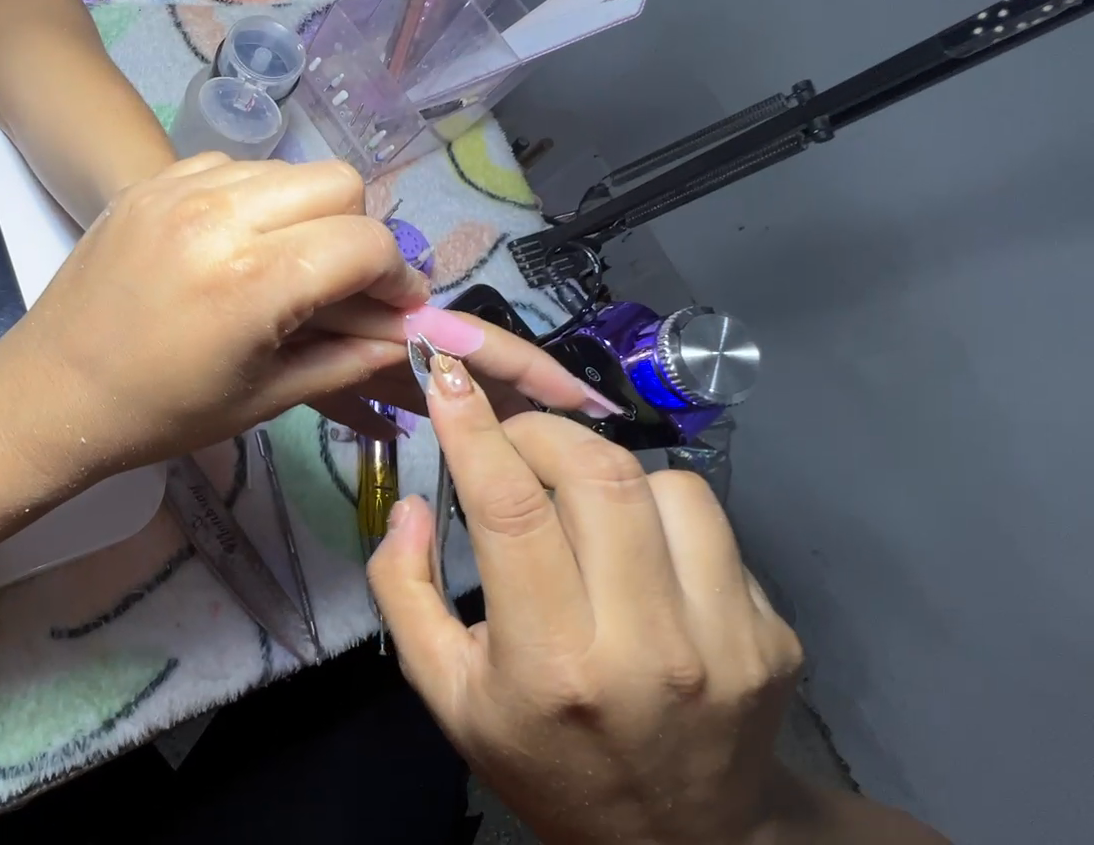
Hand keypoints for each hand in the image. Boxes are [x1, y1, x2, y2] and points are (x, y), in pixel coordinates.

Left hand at [0, 153, 428, 475]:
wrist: (52, 392)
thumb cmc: (158, 413)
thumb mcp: (263, 398)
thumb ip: (346, 359)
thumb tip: (407, 336)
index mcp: (252, 280)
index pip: (366, 243)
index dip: (397, 277)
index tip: (393, 309)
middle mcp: (219, 215)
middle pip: (339, 183)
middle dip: (356, 233)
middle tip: (339, 285)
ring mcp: (177, 189)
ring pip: (286, 168)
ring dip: (305, 212)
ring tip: (284, 264)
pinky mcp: (149, 183)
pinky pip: (231, 168)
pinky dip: (252, 198)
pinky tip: (232, 244)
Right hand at [370, 350, 806, 844]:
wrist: (684, 840)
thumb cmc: (539, 756)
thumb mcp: (442, 691)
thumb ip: (403, 590)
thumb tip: (413, 504)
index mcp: (551, 662)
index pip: (511, 510)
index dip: (474, 430)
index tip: (448, 379)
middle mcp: (648, 645)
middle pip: (598, 476)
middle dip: (539, 430)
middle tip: (509, 437)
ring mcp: (728, 639)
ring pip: (665, 484)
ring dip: (602, 467)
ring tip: (573, 497)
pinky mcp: (775, 634)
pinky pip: (711, 523)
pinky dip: (656, 507)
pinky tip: (633, 546)